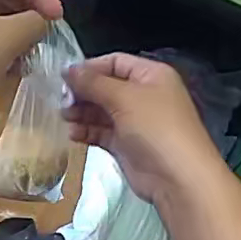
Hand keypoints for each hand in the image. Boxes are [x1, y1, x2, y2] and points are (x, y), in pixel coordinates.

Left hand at [0, 0, 64, 134]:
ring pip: (0, 19)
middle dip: (32, 17)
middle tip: (44, 41)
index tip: (57, 21)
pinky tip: (12, 71)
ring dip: (20, 38)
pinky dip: (4, 51)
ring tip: (28, 60)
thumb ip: (35, 23)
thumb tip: (42, 24)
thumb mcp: (10, 37)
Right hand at [64, 53, 226, 205]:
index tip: (64, 77)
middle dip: (83, 92)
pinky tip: (73, 133)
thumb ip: (93, 82)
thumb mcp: (124, 97)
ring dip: (82, 112)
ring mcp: (136, 122)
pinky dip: (87, 131)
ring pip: (102, 111)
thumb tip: (69, 70)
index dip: (89, 68)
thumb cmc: (157, 129)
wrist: (178, 178)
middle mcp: (144, 96)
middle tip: (62, 100)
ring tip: (65, 116)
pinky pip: (102, 132)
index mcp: (151, 75)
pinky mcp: (127, 145)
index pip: (115, 62)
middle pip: (106, 87)